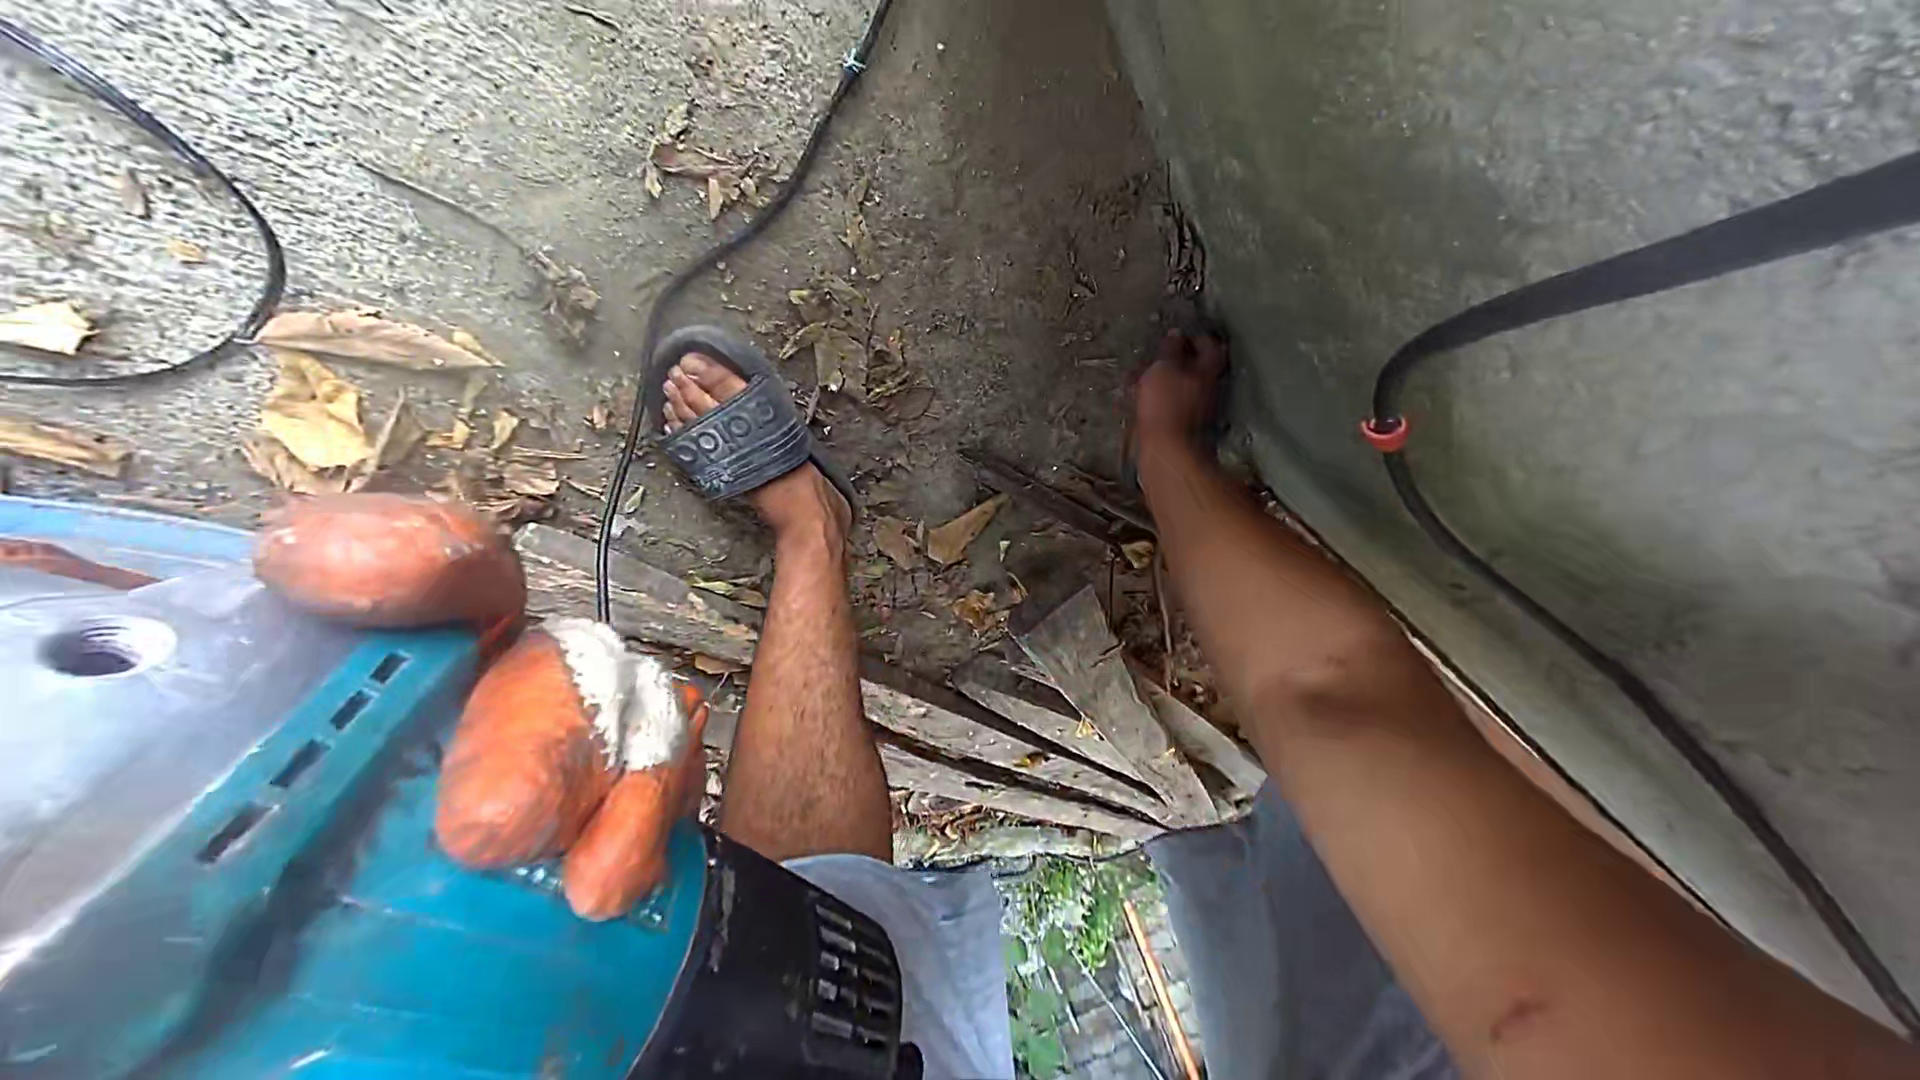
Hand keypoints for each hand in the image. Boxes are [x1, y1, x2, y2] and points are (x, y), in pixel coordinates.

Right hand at [1133, 329, 1226, 449]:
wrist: (1166, 451)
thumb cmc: (1166, 407)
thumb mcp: (1163, 369)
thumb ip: (1170, 350)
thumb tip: (1175, 335)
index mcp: (1207, 370)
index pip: (1209, 345)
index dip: (1194, 336)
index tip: (1177, 335)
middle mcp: (1207, 389)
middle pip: (1194, 367)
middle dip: (1174, 360)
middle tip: (1155, 356)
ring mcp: (1195, 410)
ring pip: (1178, 387)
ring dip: (1160, 380)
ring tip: (1138, 378)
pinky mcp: (1180, 427)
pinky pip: (1168, 405)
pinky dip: (1154, 399)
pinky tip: (1139, 399)